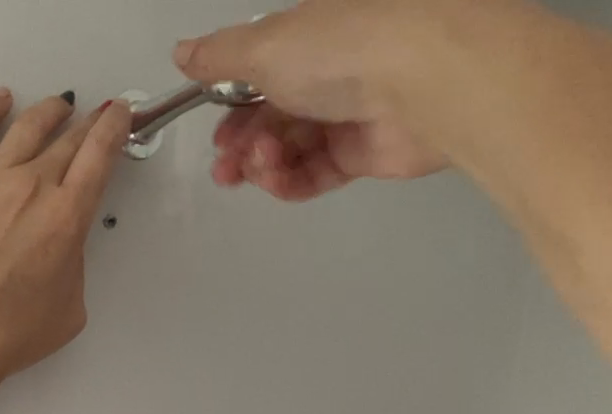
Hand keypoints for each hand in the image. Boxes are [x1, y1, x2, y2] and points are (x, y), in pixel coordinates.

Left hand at [0, 90, 132, 393]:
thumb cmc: (5, 339)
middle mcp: (30, 189)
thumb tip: (63, 244)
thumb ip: (74, 264)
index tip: (120, 115)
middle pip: (67, 141)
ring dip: (47, 113)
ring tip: (56, 107)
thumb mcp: (68, 310)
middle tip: (93, 120)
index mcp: (66, 219)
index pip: (100, 155)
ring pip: (25, 128)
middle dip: (86, 126)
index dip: (115, 128)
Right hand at [174, 0, 469, 199]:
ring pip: (289, 148)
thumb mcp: (265, 44)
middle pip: (270, 116)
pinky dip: (289, 182)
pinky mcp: (363, 152)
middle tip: (226, 163)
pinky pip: (314, 174)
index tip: (215, 130)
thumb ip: (218, 56)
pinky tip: (276, 180)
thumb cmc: (349, 48)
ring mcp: (348, 111)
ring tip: (259, 166)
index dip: (231, 106)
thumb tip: (182, 52)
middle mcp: (330, 69)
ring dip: (262, 164)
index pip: (259, 73)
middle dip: (241, 144)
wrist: (428, 81)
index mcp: (310, 34)